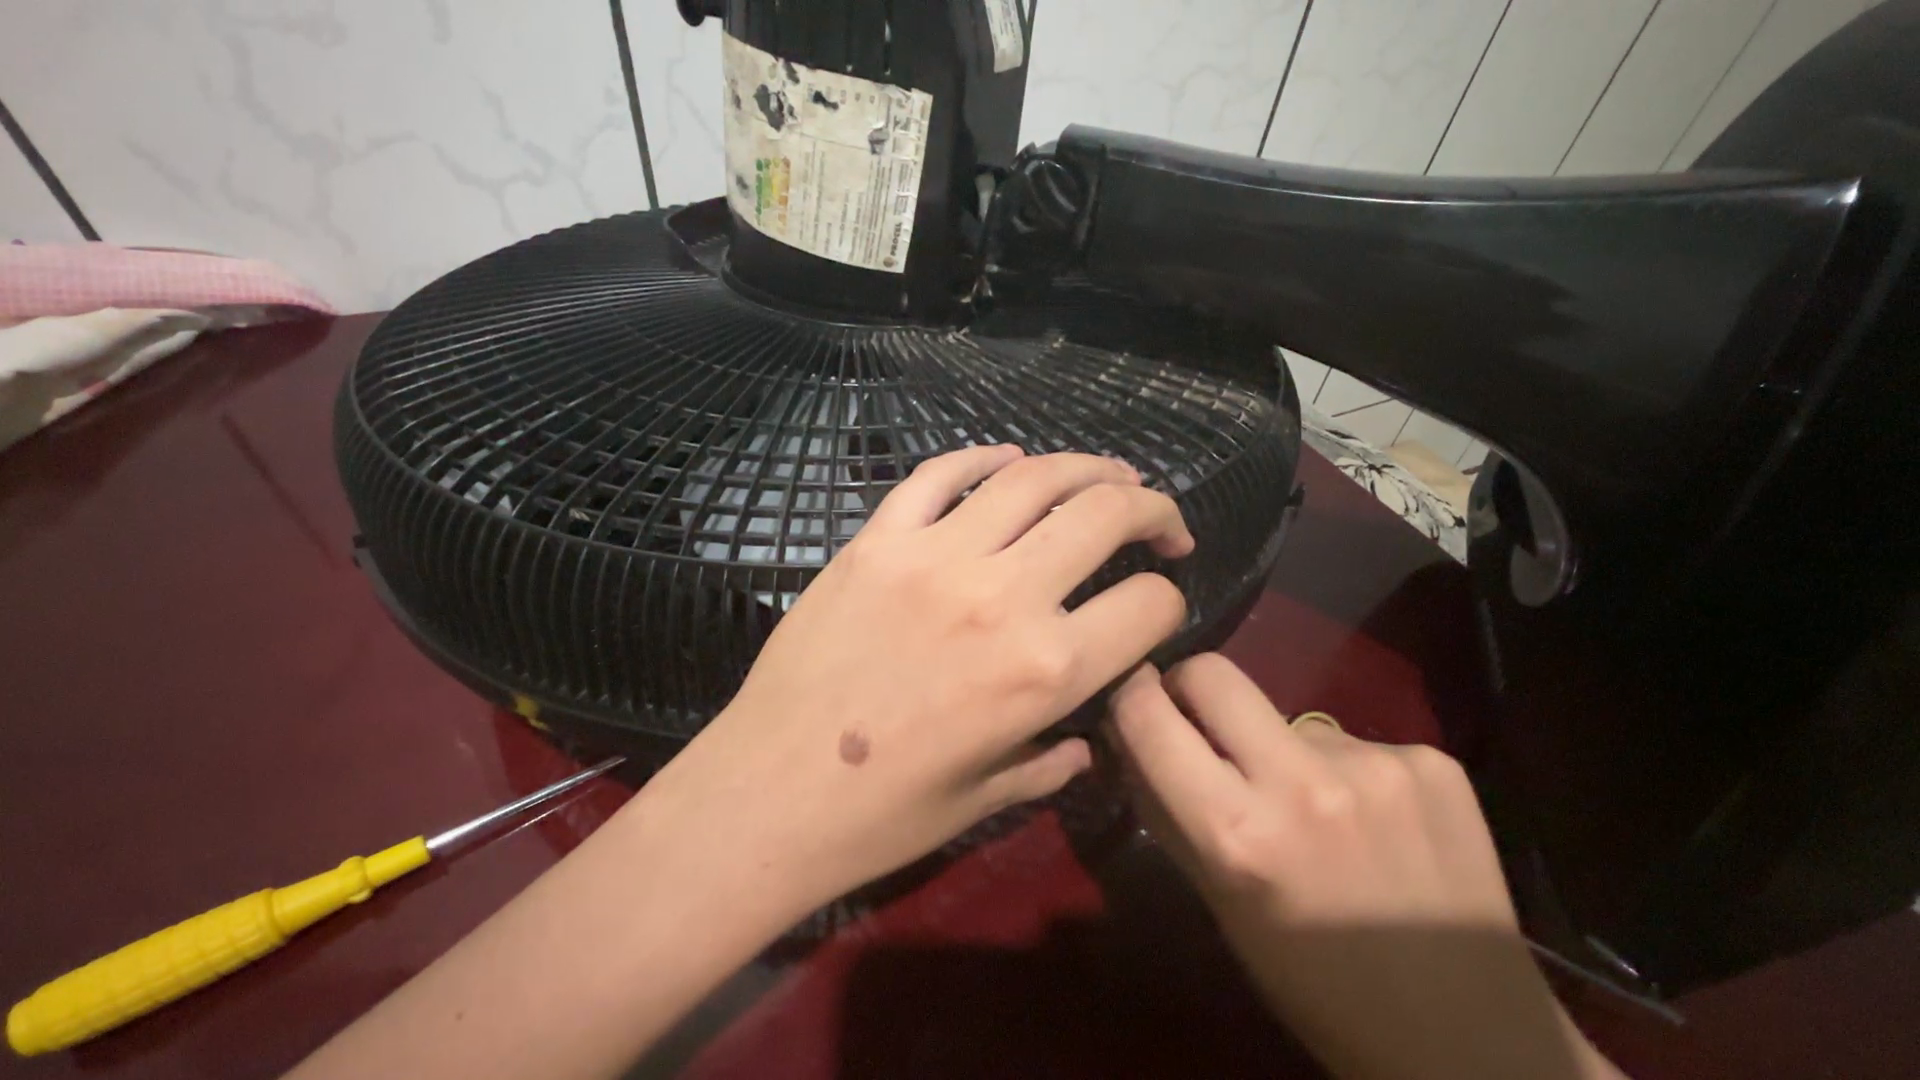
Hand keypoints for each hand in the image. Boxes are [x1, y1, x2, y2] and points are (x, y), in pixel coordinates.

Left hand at [654, 445, 1193, 914]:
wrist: (768, 795)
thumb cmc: (884, 816)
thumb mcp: (988, 798)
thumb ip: (1051, 760)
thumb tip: (1089, 741)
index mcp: (1045, 671)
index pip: (1148, 606)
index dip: (1168, 602)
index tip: (1157, 606)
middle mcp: (1002, 597)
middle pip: (1104, 516)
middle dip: (1152, 508)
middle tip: (1160, 520)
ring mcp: (933, 556)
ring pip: (1033, 478)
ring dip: (1087, 467)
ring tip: (1110, 474)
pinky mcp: (875, 540)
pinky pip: (939, 475)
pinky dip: (982, 458)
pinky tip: (1010, 459)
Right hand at [1109, 656, 1626, 1079]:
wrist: (1467, 1035)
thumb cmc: (1316, 985)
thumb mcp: (1222, 906)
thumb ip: (1171, 815)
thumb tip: (1131, 743)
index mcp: (1237, 833)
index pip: (1149, 715)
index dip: (1130, 697)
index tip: (1133, 702)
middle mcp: (1303, 781)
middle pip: (1214, 672)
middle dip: (1191, 688)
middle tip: (1201, 725)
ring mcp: (1376, 764)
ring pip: (1289, 717)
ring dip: (1280, 748)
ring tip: (1315, 812)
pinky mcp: (1432, 761)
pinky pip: (1352, 741)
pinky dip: (1343, 770)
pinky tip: (1371, 824)